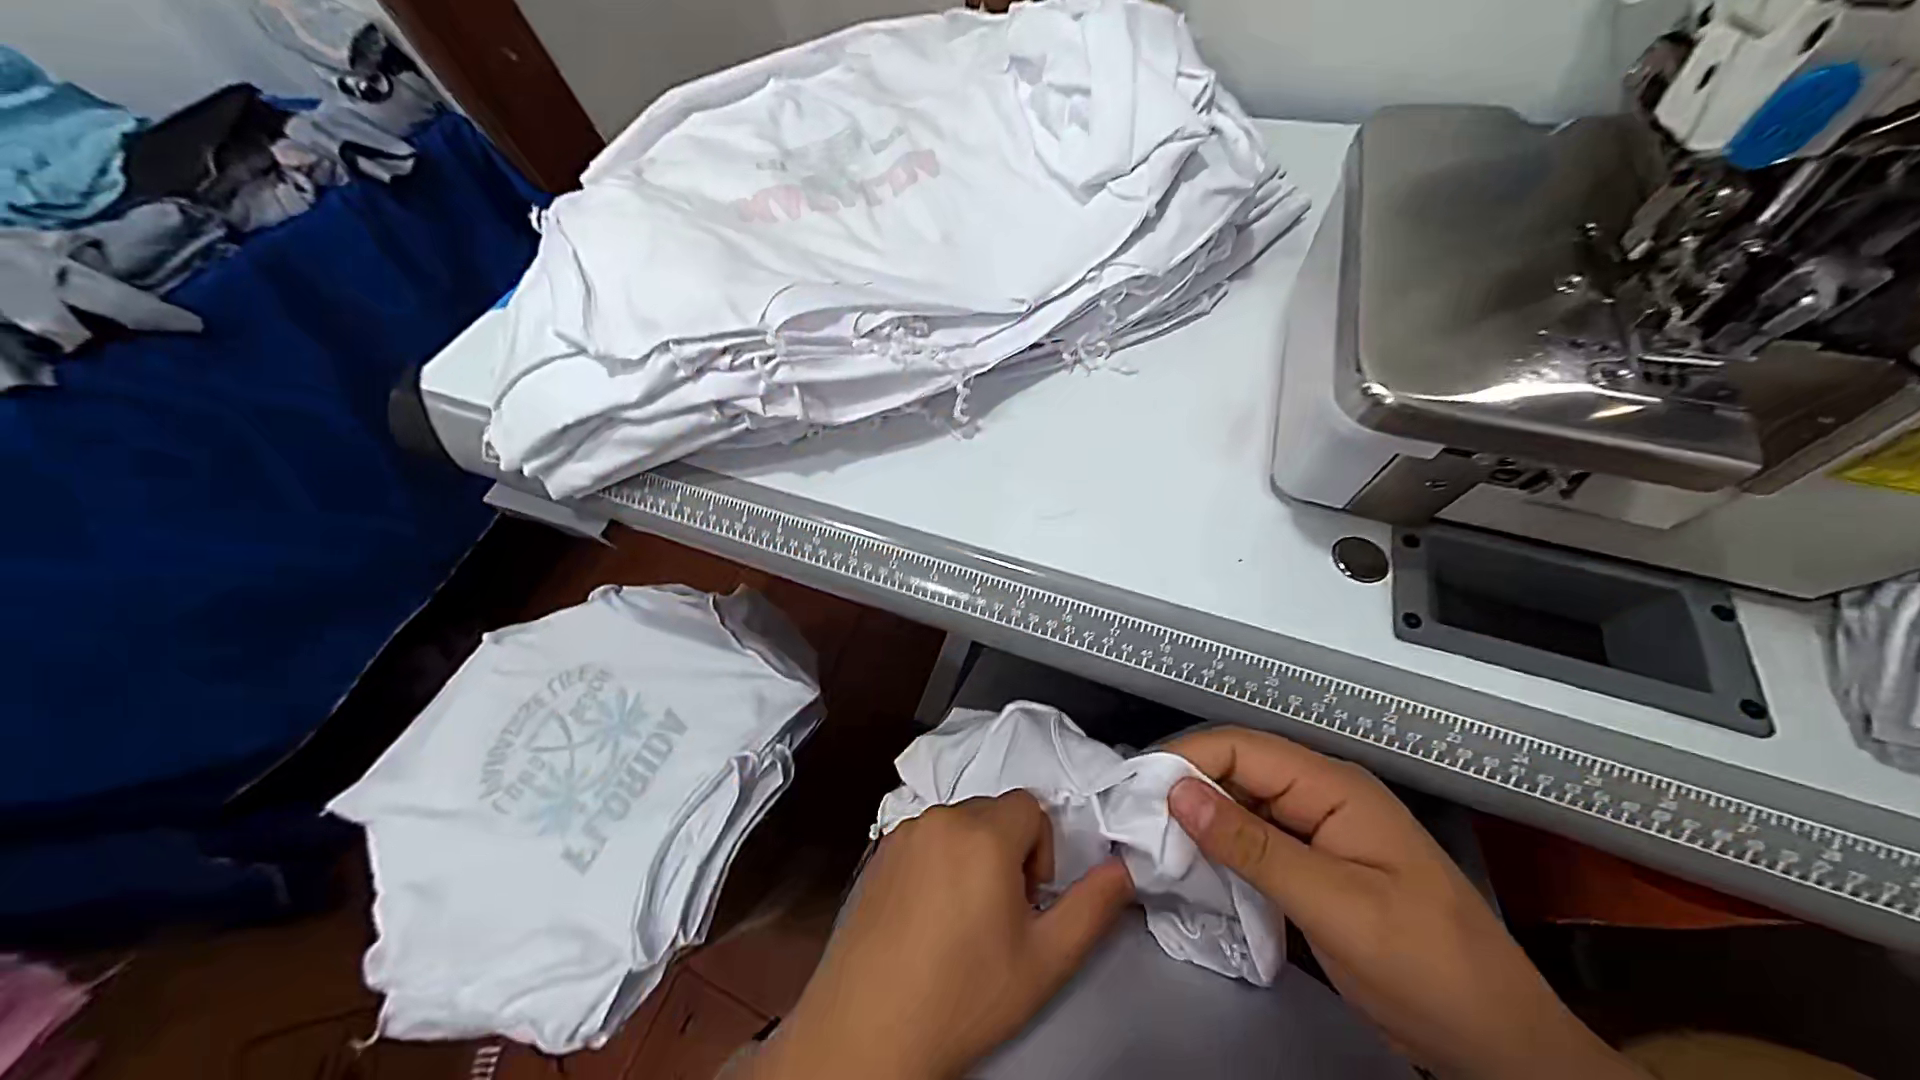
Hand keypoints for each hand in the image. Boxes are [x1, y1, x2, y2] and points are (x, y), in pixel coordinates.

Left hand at [748, 790, 1134, 1079]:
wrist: (869, 1030)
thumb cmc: (965, 994)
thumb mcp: (1046, 960)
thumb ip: (1093, 906)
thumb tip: (1122, 868)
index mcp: (982, 833)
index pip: (1031, 807)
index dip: (1041, 852)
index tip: (1028, 901)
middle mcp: (939, 818)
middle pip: (995, 814)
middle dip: (1010, 852)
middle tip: (1001, 914)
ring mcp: (901, 833)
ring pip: (959, 825)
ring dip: (974, 856)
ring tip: (964, 920)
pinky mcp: (876, 854)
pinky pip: (925, 839)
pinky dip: (938, 862)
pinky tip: (928, 918)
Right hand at [1165, 727, 1647, 1079]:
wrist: (1499, 1043)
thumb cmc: (1427, 967)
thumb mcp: (1336, 906)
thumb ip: (1253, 846)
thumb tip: (1177, 792)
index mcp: (1333, 786)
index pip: (1241, 748)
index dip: (1185, 759)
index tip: (1136, 791)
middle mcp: (1321, 794)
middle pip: (1236, 770)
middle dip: (1184, 788)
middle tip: (1135, 820)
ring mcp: (1318, 829)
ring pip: (1240, 804)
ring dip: (1198, 820)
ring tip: (1151, 841)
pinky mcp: (1313, 863)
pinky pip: (1254, 839)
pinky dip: (1220, 849)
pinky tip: (1192, 865)